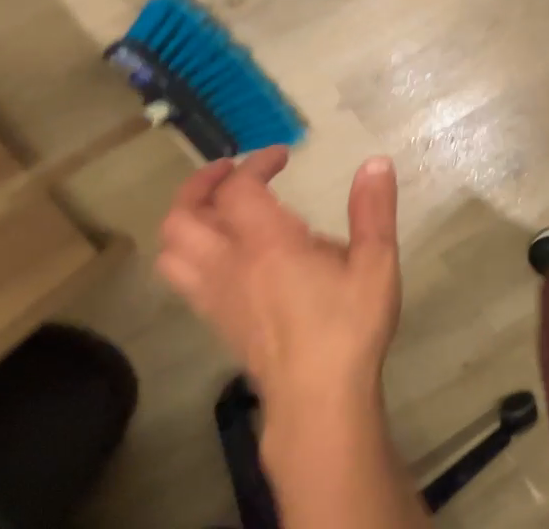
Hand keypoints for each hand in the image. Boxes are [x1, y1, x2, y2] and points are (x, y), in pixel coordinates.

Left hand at [156, 148, 402, 414]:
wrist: (318, 394)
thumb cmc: (351, 324)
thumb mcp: (377, 261)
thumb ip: (373, 210)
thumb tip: (375, 163)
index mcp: (268, 245)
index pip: (238, 191)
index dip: (254, 165)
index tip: (282, 155)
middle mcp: (229, 265)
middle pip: (183, 218)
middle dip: (200, 186)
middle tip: (232, 171)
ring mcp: (214, 296)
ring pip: (171, 250)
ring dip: (186, 219)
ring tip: (217, 209)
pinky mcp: (215, 319)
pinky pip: (182, 276)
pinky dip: (191, 250)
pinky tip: (225, 253)